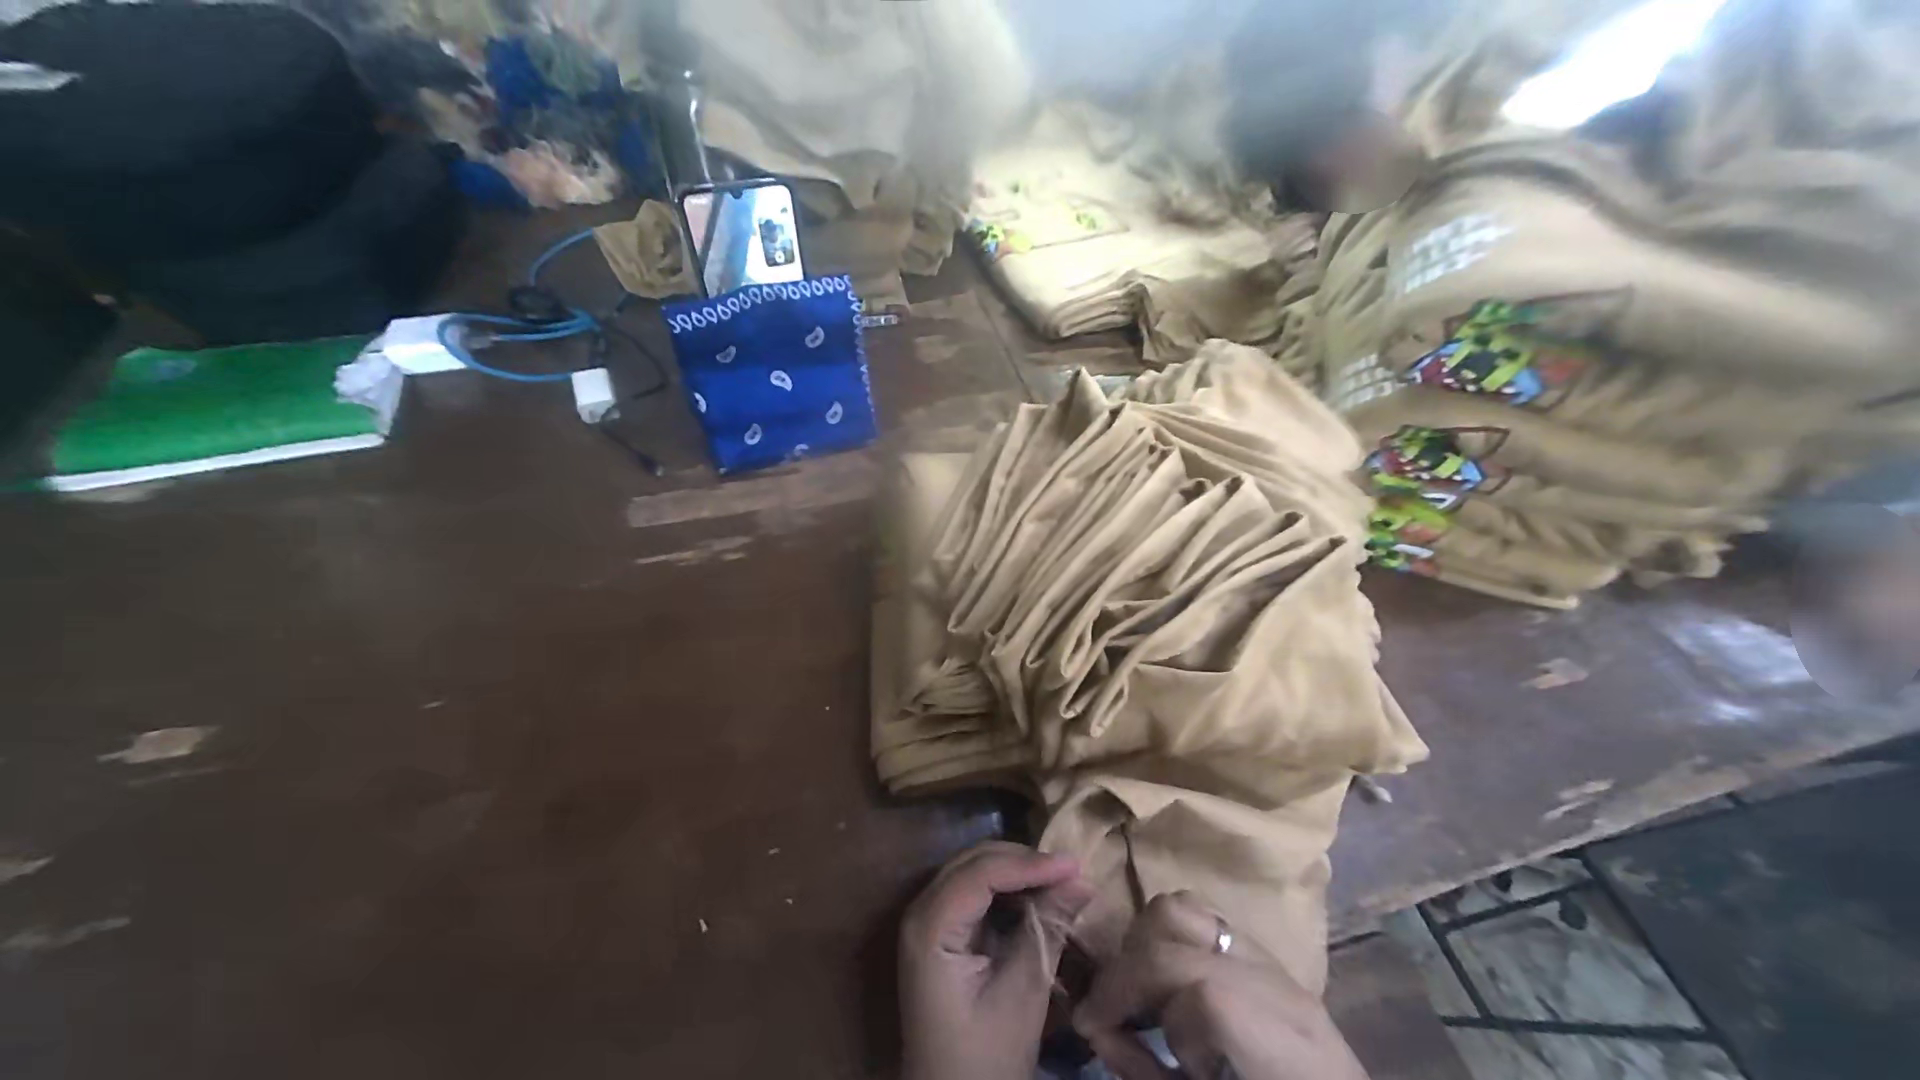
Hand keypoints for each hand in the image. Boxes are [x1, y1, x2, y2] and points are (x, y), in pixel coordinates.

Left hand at [899, 842, 1093, 1079]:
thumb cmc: (984, 1058)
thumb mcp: (1022, 995)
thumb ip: (1047, 929)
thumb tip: (1082, 880)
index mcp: (929, 928)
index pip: (980, 874)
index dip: (1029, 864)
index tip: (1074, 865)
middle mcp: (920, 911)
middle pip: (974, 863)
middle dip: (1024, 862)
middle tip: (1071, 871)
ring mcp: (928, 918)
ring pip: (975, 870)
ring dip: (1018, 871)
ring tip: (1061, 880)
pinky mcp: (941, 930)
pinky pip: (975, 891)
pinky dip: (1008, 888)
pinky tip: (1038, 894)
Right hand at [1073, 892, 1368, 1079]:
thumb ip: (1149, 1073)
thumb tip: (1098, 1030)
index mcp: (1282, 1047)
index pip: (1203, 993)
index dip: (1144, 1007)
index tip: (1098, 1031)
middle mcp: (1277, 985)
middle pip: (1179, 933)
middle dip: (1126, 971)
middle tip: (1103, 1011)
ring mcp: (1269, 960)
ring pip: (1184, 906)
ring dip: (1144, 939)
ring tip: (1136, 984)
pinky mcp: (1259, 953)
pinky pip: (1200, 914)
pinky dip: (1166, 932)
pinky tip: (1164, 973)